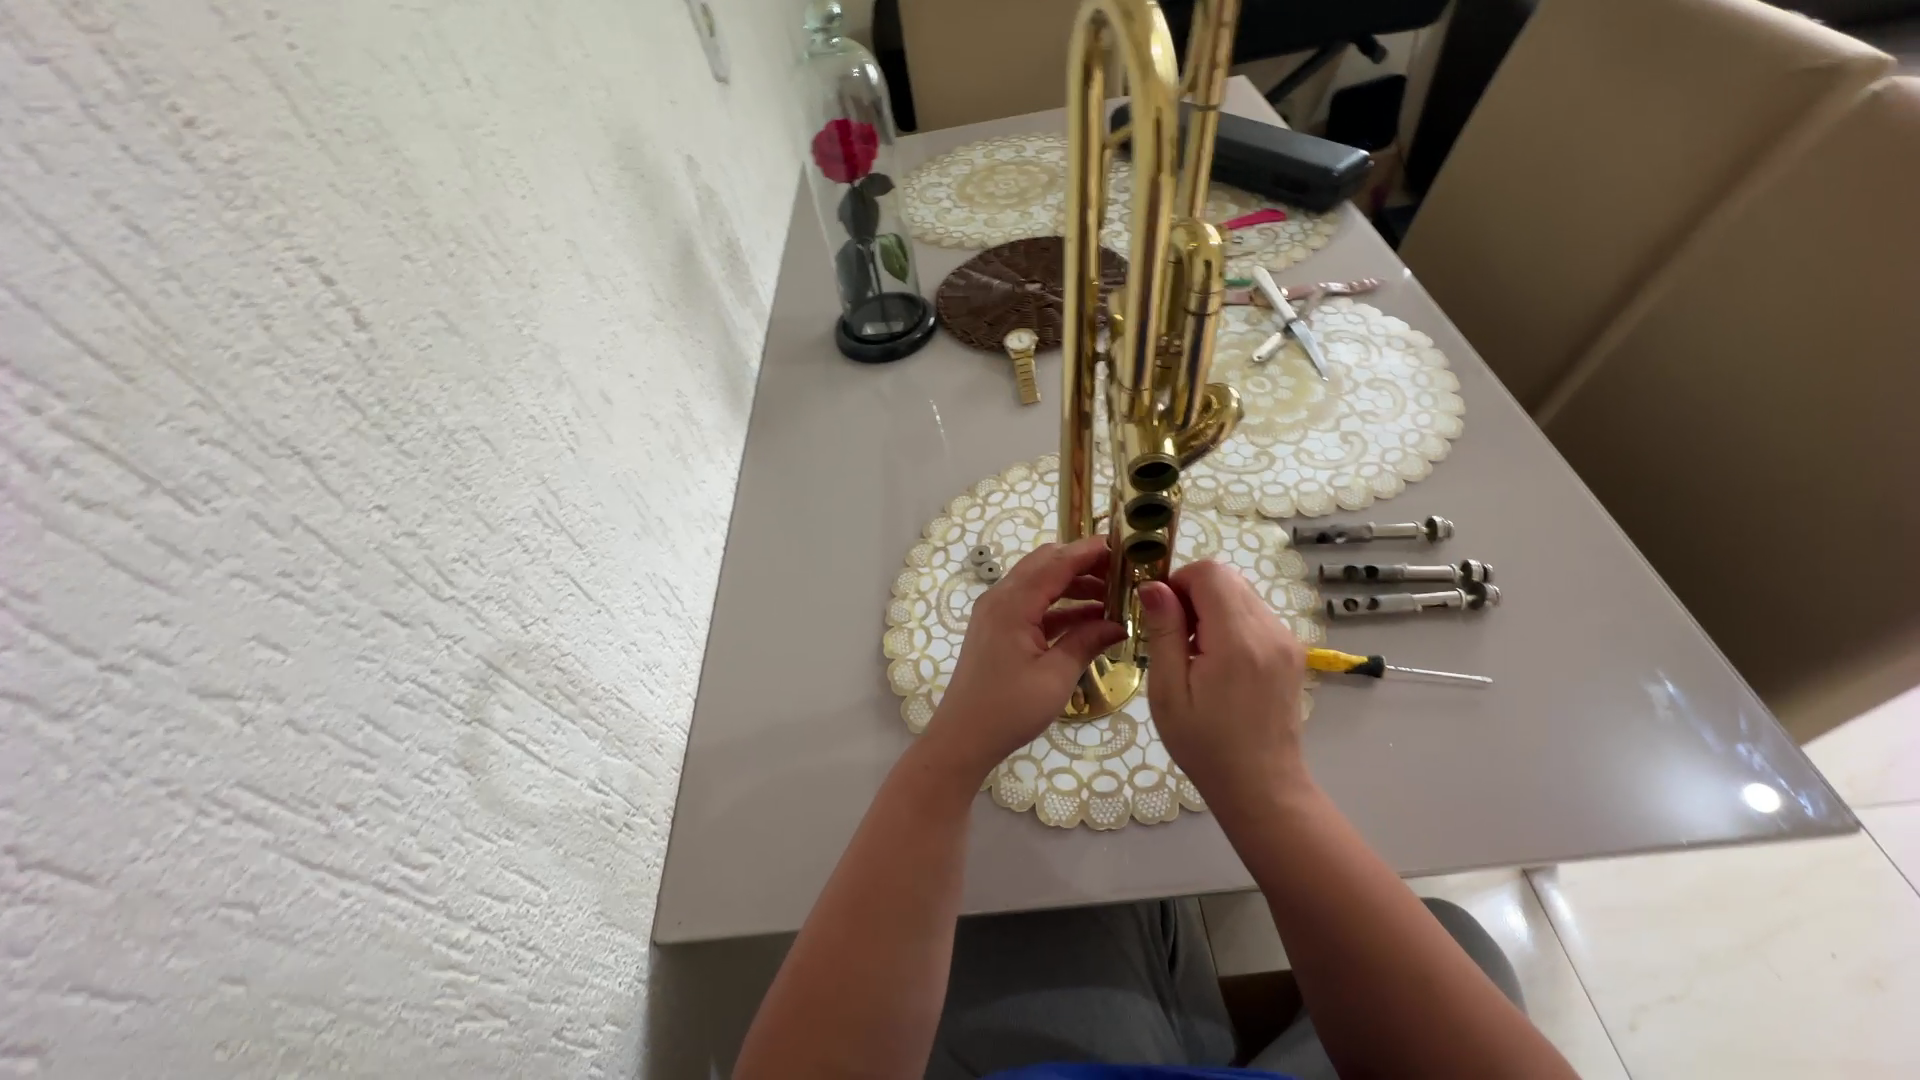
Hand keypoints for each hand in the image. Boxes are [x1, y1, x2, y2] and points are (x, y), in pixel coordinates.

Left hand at [921, 535, 1128, 780]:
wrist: (963, 737)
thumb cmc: (1009, 709)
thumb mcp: (1055, 677)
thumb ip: (1087, 642)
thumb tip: (1120, 624)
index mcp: (1012, 603)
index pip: (1057, 562)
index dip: (1091, 551)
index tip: (1126, 547)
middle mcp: (1001, 598)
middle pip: (1046, 564)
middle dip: (1084, 564)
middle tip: (1123, 573)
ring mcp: (996, 612)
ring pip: (1040, 583)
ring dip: (1074, 585)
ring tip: (1114, 597)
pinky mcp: (998, 629)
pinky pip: (1033, 605)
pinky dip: (1060, 607)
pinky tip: (1090, 619)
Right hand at [1138, 561, 1308, 817]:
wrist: (1262, 786)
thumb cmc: (1205, 744)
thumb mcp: (1169, 691)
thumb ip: (1164, 632)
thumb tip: (1152, 587)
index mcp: (1237, 641)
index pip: (1210, 573)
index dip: (1179, 581)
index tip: (1160, 612)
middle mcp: (1270, 631)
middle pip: (1228, 578)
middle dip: (1194, 593)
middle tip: (1174, 634)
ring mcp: (1286, 640)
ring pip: (1242, 594)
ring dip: (1212, 608)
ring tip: (1195, 651)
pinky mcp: (1292, 651)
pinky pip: (1256, 615)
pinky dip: (1231, 623)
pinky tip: (1217, 660)